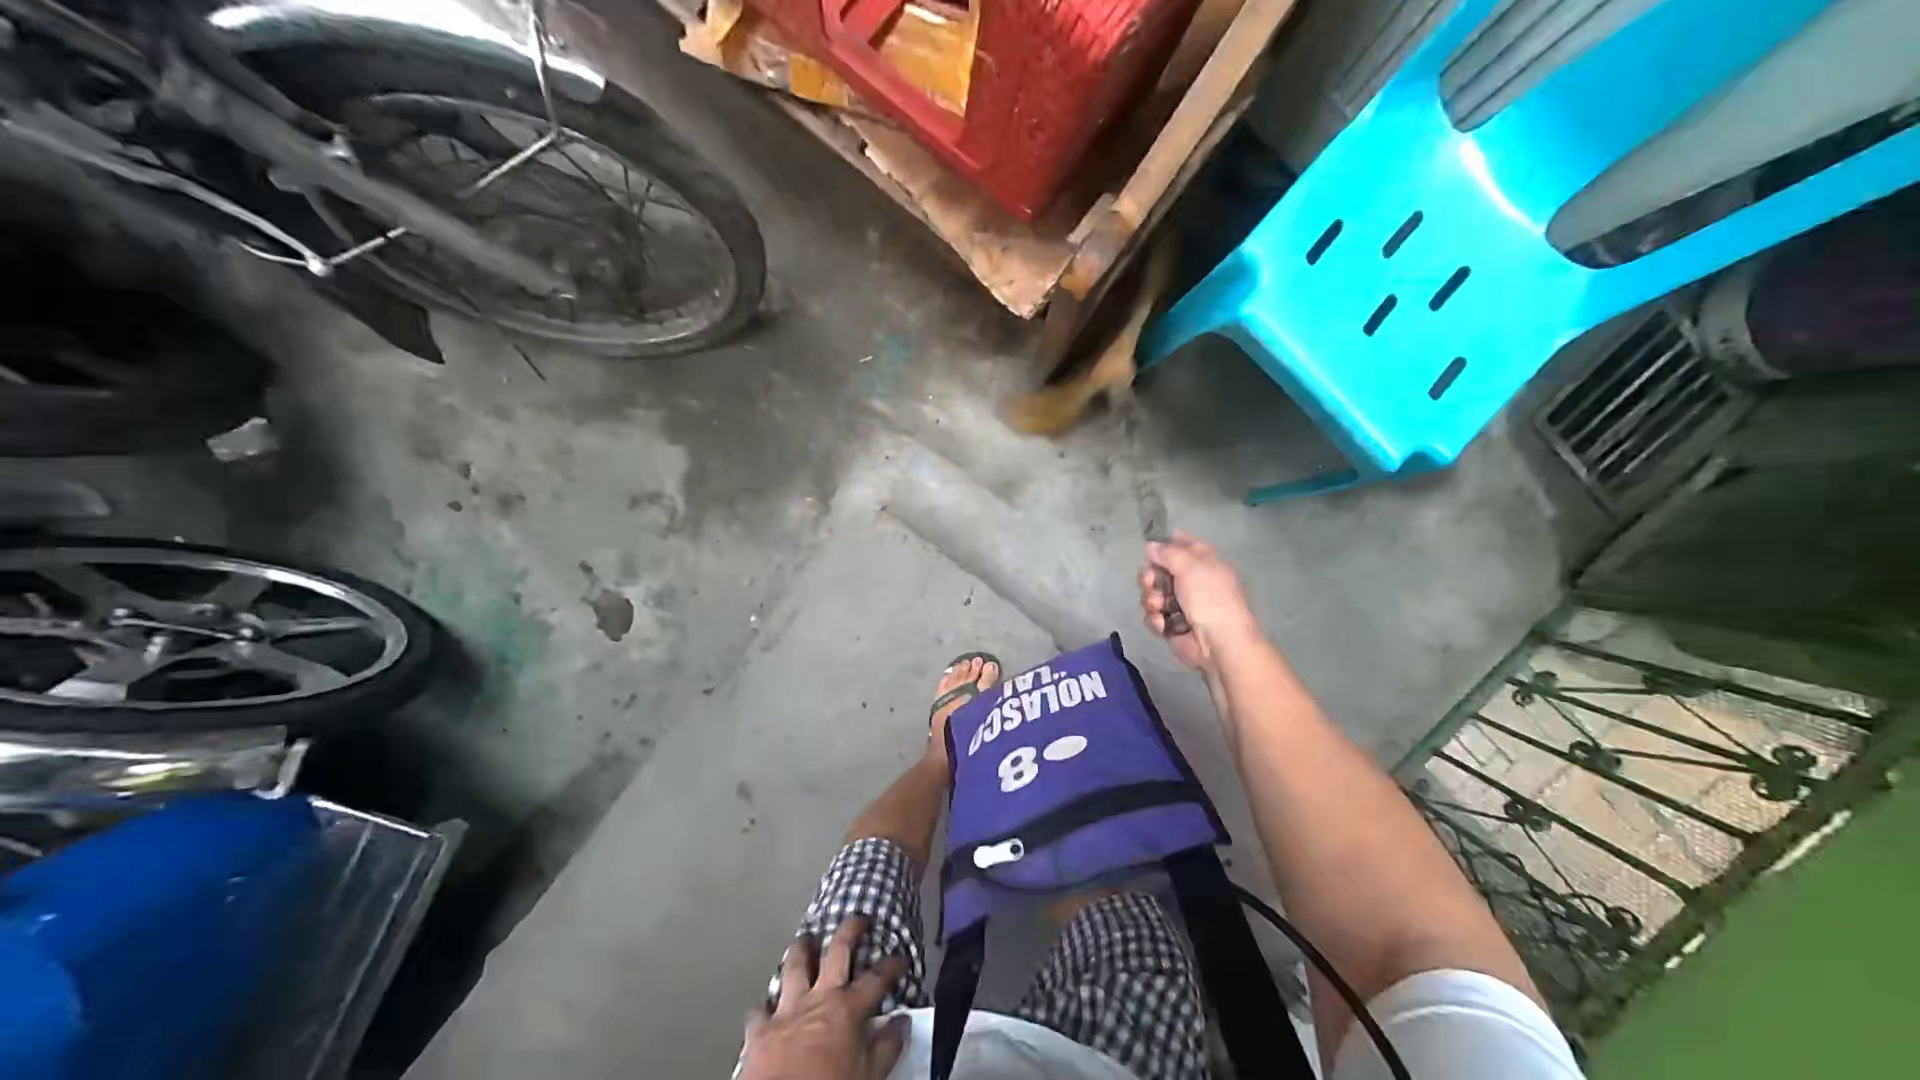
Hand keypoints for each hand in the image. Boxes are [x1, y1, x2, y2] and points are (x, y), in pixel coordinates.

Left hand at [740, 917, 910, 1079]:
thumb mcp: (870, 1076)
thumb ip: (887, 1047)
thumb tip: (903, 1022)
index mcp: (848, 1009)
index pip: (876, 979)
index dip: (891, 967)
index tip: (899, 959)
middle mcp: (819, 998)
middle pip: (836, 953)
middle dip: (849, 931)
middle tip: (857, 919)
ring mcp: (787, 1010)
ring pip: (794, 966)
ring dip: (801, 950)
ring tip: (805, 939)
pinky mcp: (761, 1029)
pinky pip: (760, 1011)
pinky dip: (764, 1009)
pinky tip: (765, 1008)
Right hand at [1138, 531, 1263, 673]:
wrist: (1219, 643)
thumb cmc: (1209, 598)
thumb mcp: (1190, 566)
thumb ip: (1168, 552)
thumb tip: (1151, 546)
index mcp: (1202, 561)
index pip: (1180, 544)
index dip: (1164, 545)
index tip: (1151, 551)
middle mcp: (1191, 580)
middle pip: (1158, 570)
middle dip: (1150, 577)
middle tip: (1150, 583)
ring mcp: (1180, 603)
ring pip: (1152, 593)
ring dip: (1151, 600)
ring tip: (1159, 607)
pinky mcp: (1171, 624)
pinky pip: (1153, 615)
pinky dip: (1155, 619)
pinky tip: (1162, 624)